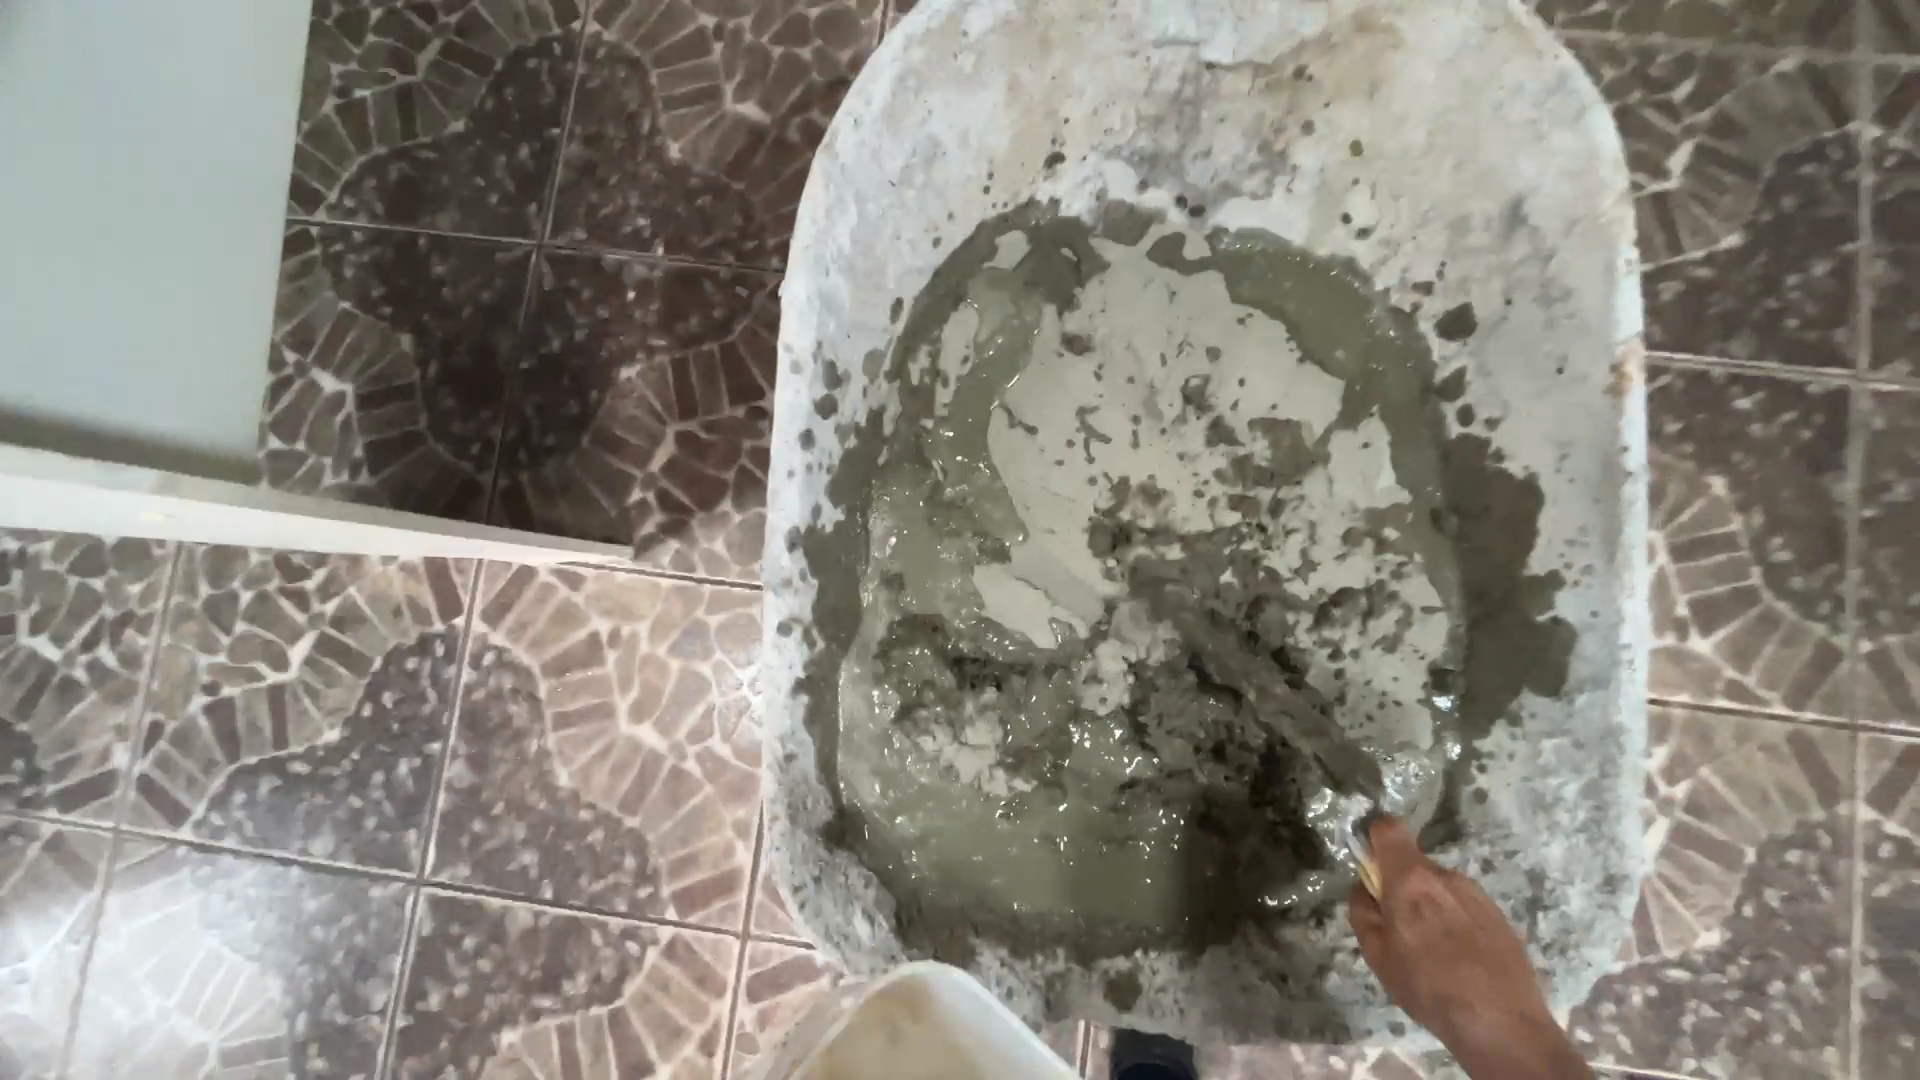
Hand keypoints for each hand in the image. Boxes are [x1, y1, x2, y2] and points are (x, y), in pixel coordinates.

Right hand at [1349, 816, 1589, 1079]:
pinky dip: (1457, 922)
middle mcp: (1446, 876)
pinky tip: (1461, 959)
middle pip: (1415, 864)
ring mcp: (1479, 896)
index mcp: (1409, 878)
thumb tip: (1364, 888)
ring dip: (1432, 906)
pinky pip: (1466, 907)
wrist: (1506, 1028)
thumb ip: (1362, 910)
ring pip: (1441, 887)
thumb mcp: (1376, 953)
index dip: (1375, 836)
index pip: (1389, 827)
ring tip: (1435, 949)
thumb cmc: (1428, 987)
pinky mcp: (1501, 918)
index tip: (1370, 863)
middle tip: (1401, 925)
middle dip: (1403, 885)